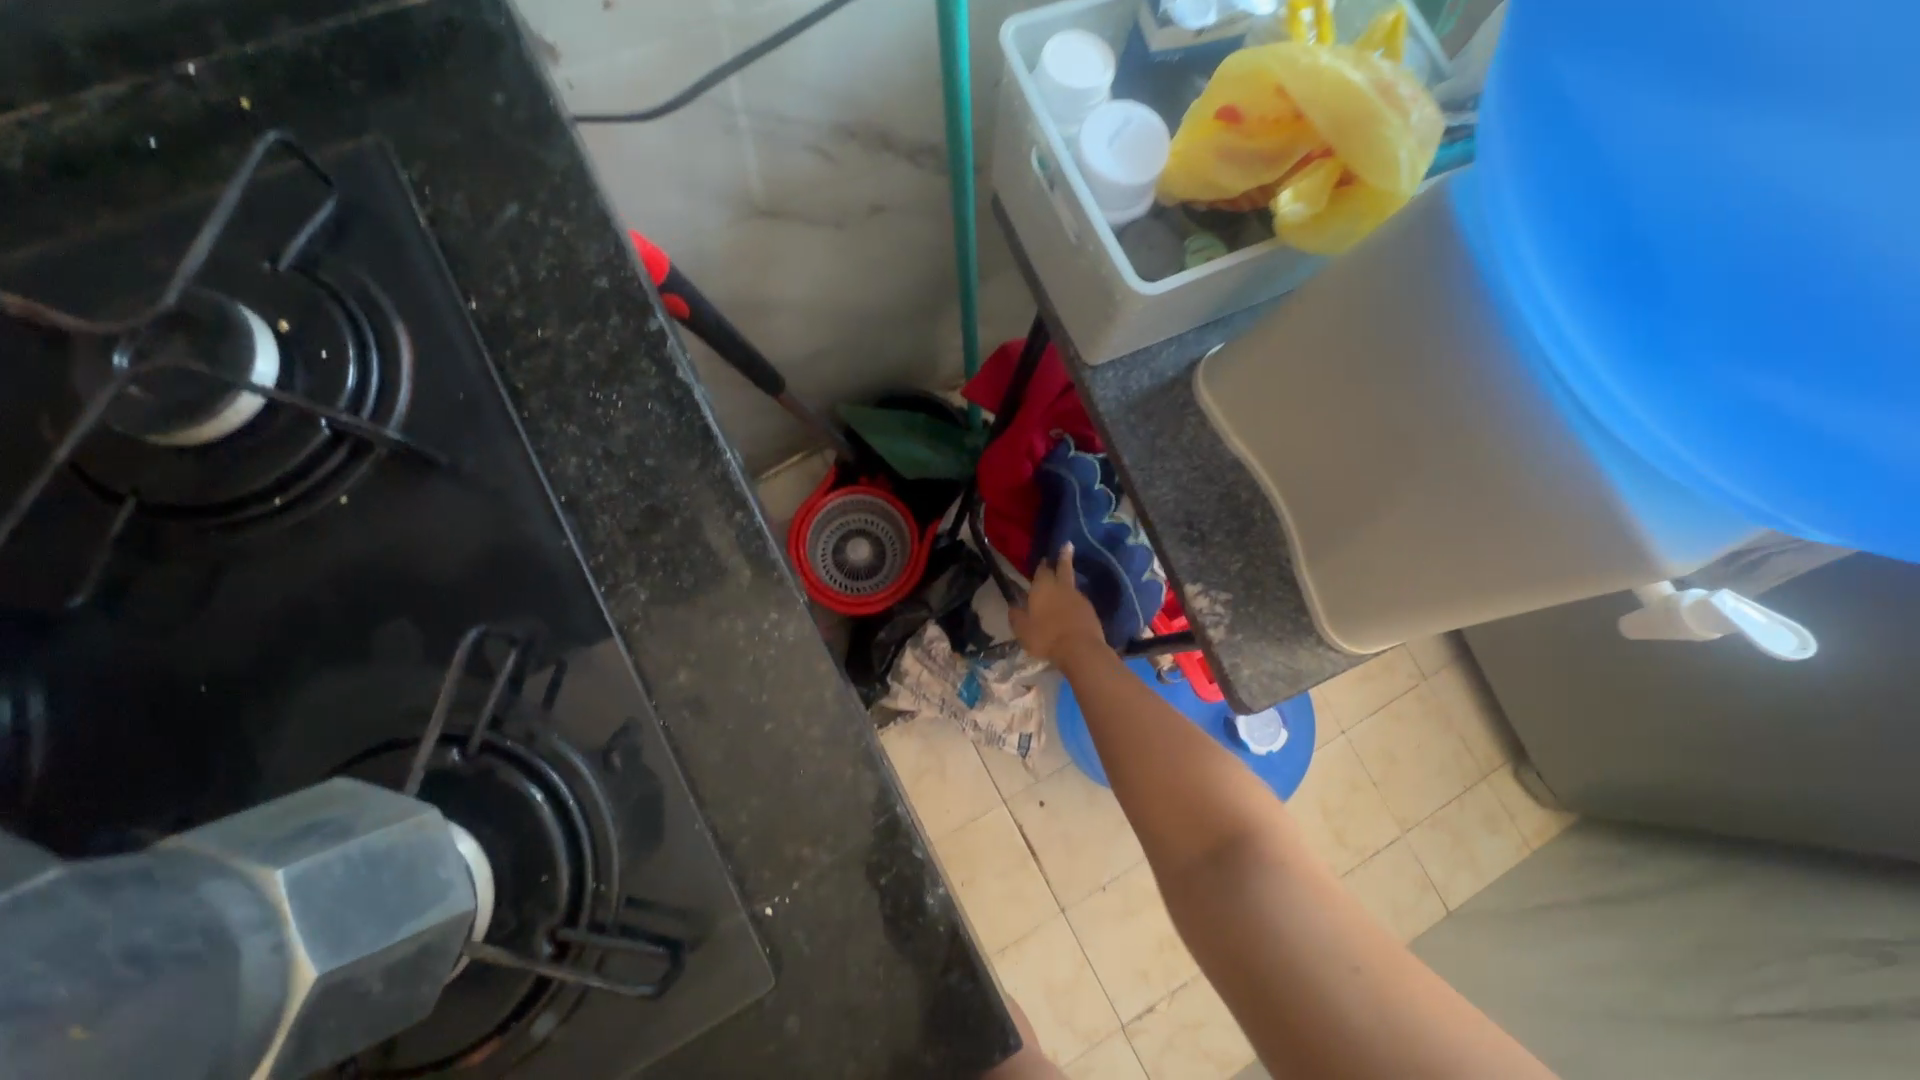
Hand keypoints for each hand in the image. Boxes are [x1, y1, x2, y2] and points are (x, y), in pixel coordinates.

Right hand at [1010, 543, 1106, 666]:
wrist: (1080, 649)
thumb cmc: (1045, 637)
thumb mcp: (1022, 630)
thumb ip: (1017, 616)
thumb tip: (1013, 607)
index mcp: (1043, 588)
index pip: (1042, 570)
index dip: (1042, 565)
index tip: (1044, 559)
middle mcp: (1062, 587)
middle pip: (1064, 568)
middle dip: (1064, 557)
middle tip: (1068, 545)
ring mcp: (1079, 598)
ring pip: (1072, 586)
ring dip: (1068, 582)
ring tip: (1065, 584)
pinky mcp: (1091, 611)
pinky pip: (1080, 602)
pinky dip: (1075, 602)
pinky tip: (1072, 609)